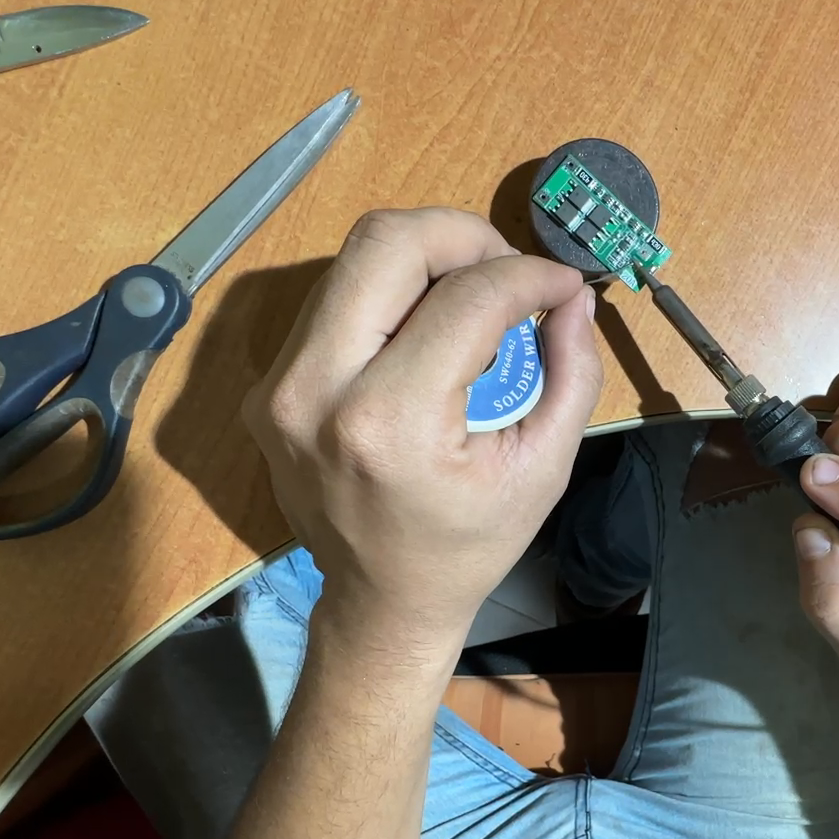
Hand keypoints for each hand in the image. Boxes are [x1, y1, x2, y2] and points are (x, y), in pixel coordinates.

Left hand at [243, 208, 602, 646]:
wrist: (382, 602)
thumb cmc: (469, 547)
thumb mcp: (542, 472)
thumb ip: (571, 377)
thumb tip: (574, 300)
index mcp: (391, 423)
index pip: (465, 300)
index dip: (527, 276)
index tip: (561, 285)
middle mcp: (314, 391)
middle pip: (385, 243)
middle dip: (463, 235)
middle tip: (508, 271)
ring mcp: (276, 387)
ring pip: (353, 263)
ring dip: (427, 263)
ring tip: (474, 306)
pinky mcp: (265, 388)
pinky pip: (334, 303)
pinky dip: (391, 298)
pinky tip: (427, 337)